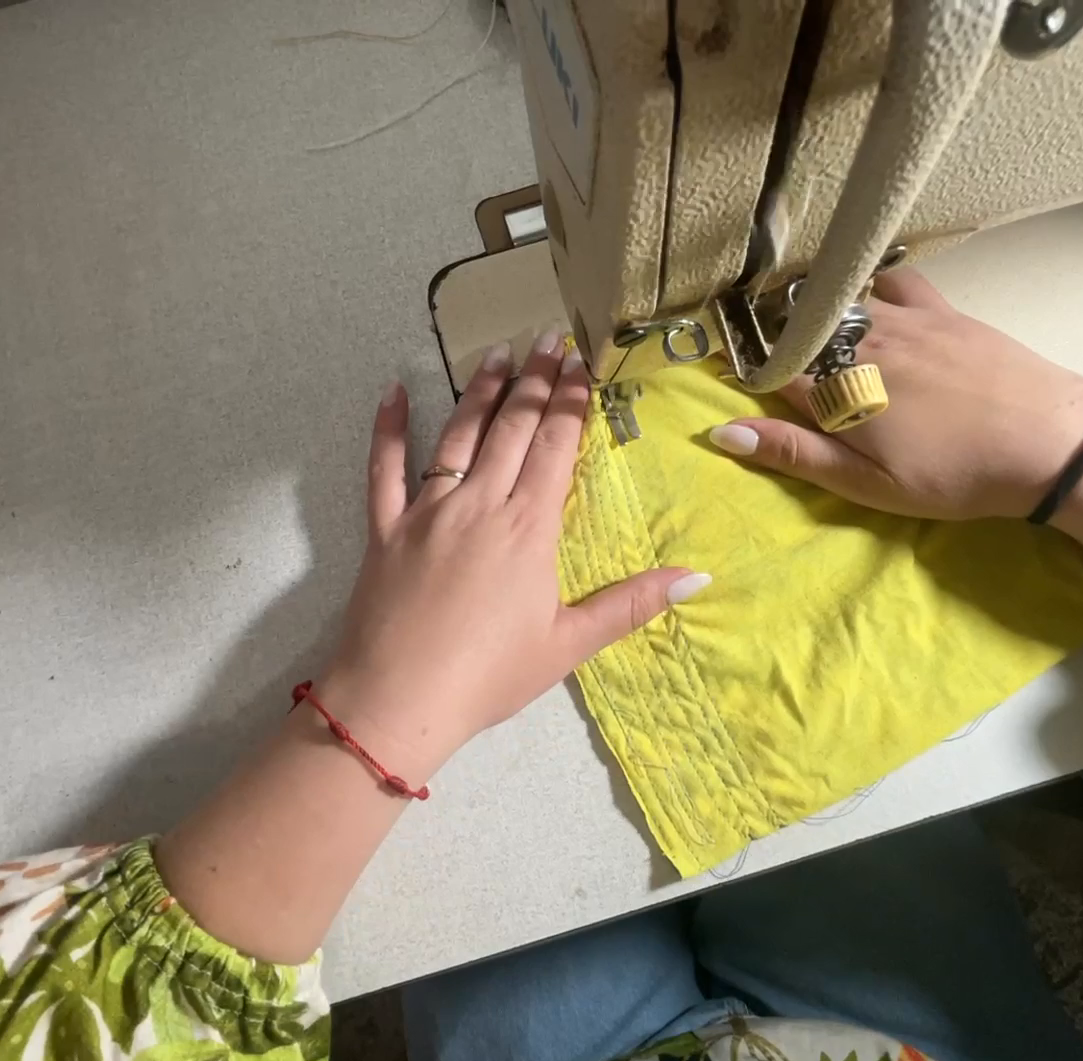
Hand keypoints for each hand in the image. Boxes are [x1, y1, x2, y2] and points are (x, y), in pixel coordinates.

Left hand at [318, 332, 702, 776]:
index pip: (556, 447)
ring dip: (479, 392)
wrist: (397, 701)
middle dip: (534, 381)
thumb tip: (699, 576)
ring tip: (496, 352)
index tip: (581, 363)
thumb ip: (631, 604)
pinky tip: (393, 392)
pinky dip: (388, 430)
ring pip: (458, 436)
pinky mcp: (385, 528)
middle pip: (512, 429)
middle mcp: (479, 503)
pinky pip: (384, 469)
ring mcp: (427, 510)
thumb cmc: (489, 675)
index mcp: (528, 527)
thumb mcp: (569, 644)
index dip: (571, 402)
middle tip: (547, 337)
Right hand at [708, 268, 1082, 519]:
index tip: (723, 360)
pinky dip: (871, 285)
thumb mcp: (868, 483)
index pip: (770, 371)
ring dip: (813, 311)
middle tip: (766, 347)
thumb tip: (724, 432)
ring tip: (805, 323)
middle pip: (799, 331)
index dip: (743, 366)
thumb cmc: (952, 476)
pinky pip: (894, 280)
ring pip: (839, 303)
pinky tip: (869, 297)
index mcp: (837, 393)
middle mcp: (861, 347)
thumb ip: (796, 454)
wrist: (1051, 443)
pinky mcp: (941, 311)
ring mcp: (903, 322)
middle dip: (774, 337)